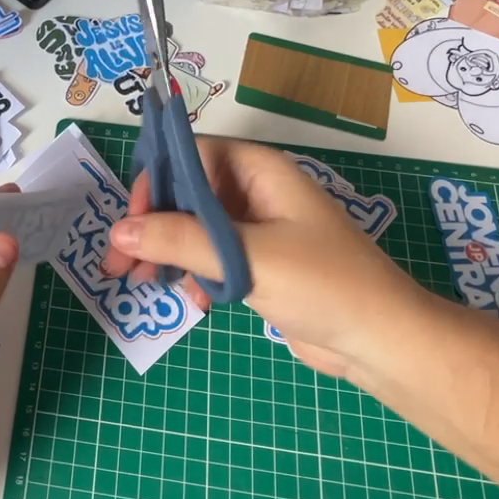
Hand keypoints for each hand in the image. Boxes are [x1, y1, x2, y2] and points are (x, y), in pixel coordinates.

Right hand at [102, 139, 431, 378]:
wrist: (382, 343)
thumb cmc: (323, 284)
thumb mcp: (245, 256)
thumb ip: (180, 241)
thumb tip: (119, 232)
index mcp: (259, 171)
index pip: (193, 156)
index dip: (158, 180)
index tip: (131, 219)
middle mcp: (256, 193)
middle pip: (188, 194)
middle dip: (152, 225)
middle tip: (117, 261)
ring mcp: (258, 230)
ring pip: (195, 229)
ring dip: (166, 253)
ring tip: (139, 282)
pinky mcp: (260, 265)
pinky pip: (212, 258)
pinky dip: (194, 273)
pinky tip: (192, 299)